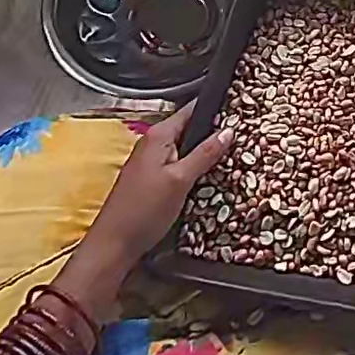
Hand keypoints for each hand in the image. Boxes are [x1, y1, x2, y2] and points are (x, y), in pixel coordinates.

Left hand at [82, 102, 234, 267]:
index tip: (238, 111)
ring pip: (185, 148)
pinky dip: (193, 167)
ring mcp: (151, 161)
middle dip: (212, 132)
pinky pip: (178, 164)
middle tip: (241, 136)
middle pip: (189, 128)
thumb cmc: (143, 210)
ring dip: (204, 152)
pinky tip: (208, 176)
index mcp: (158, 136)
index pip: (191, 110)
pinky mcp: (152, 178)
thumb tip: (228, 131)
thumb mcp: (180, 180)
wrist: (114, 244)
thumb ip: (204, 154)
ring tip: (231, 155)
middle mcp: (153, 143)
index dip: (214, 109)